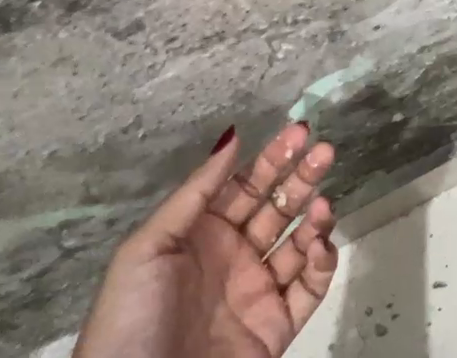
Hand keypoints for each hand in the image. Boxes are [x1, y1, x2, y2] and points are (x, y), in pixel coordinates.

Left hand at [73, 124, 339, 357]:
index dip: (273, 158)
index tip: (299, 132)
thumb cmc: (132, 319)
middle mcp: (234, 256)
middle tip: (324, 151)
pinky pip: (310, 287)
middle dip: (302, 177)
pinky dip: (322, 262)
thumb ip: (196, 192)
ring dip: (315, 217)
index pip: (246, 185)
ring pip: (299, 242)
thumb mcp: (147, 249)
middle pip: (278, 207)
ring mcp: (258, 290)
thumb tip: (234, 136)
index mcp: (202, 235)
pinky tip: (319, 244)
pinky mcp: (278, 324)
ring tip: (322, 204)